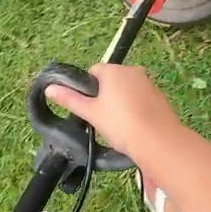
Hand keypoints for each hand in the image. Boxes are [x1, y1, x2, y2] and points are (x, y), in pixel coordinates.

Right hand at [43, 63, 183, 157]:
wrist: (157, 141)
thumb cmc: (121, 124)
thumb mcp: (90, 113)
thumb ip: (70, 99)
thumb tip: (50, 89)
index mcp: (113, 70)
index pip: (94, 70)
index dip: (88, 88)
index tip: (89, 106)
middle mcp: (132, 71)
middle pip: (112, 79)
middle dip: (105, 95)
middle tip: (102, 117)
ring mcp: (148, 82)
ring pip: (127, 89)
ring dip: (121, 101)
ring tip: (119, 125)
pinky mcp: (160, 95)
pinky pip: (141, 98)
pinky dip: (136, 107)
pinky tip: (134, 125)